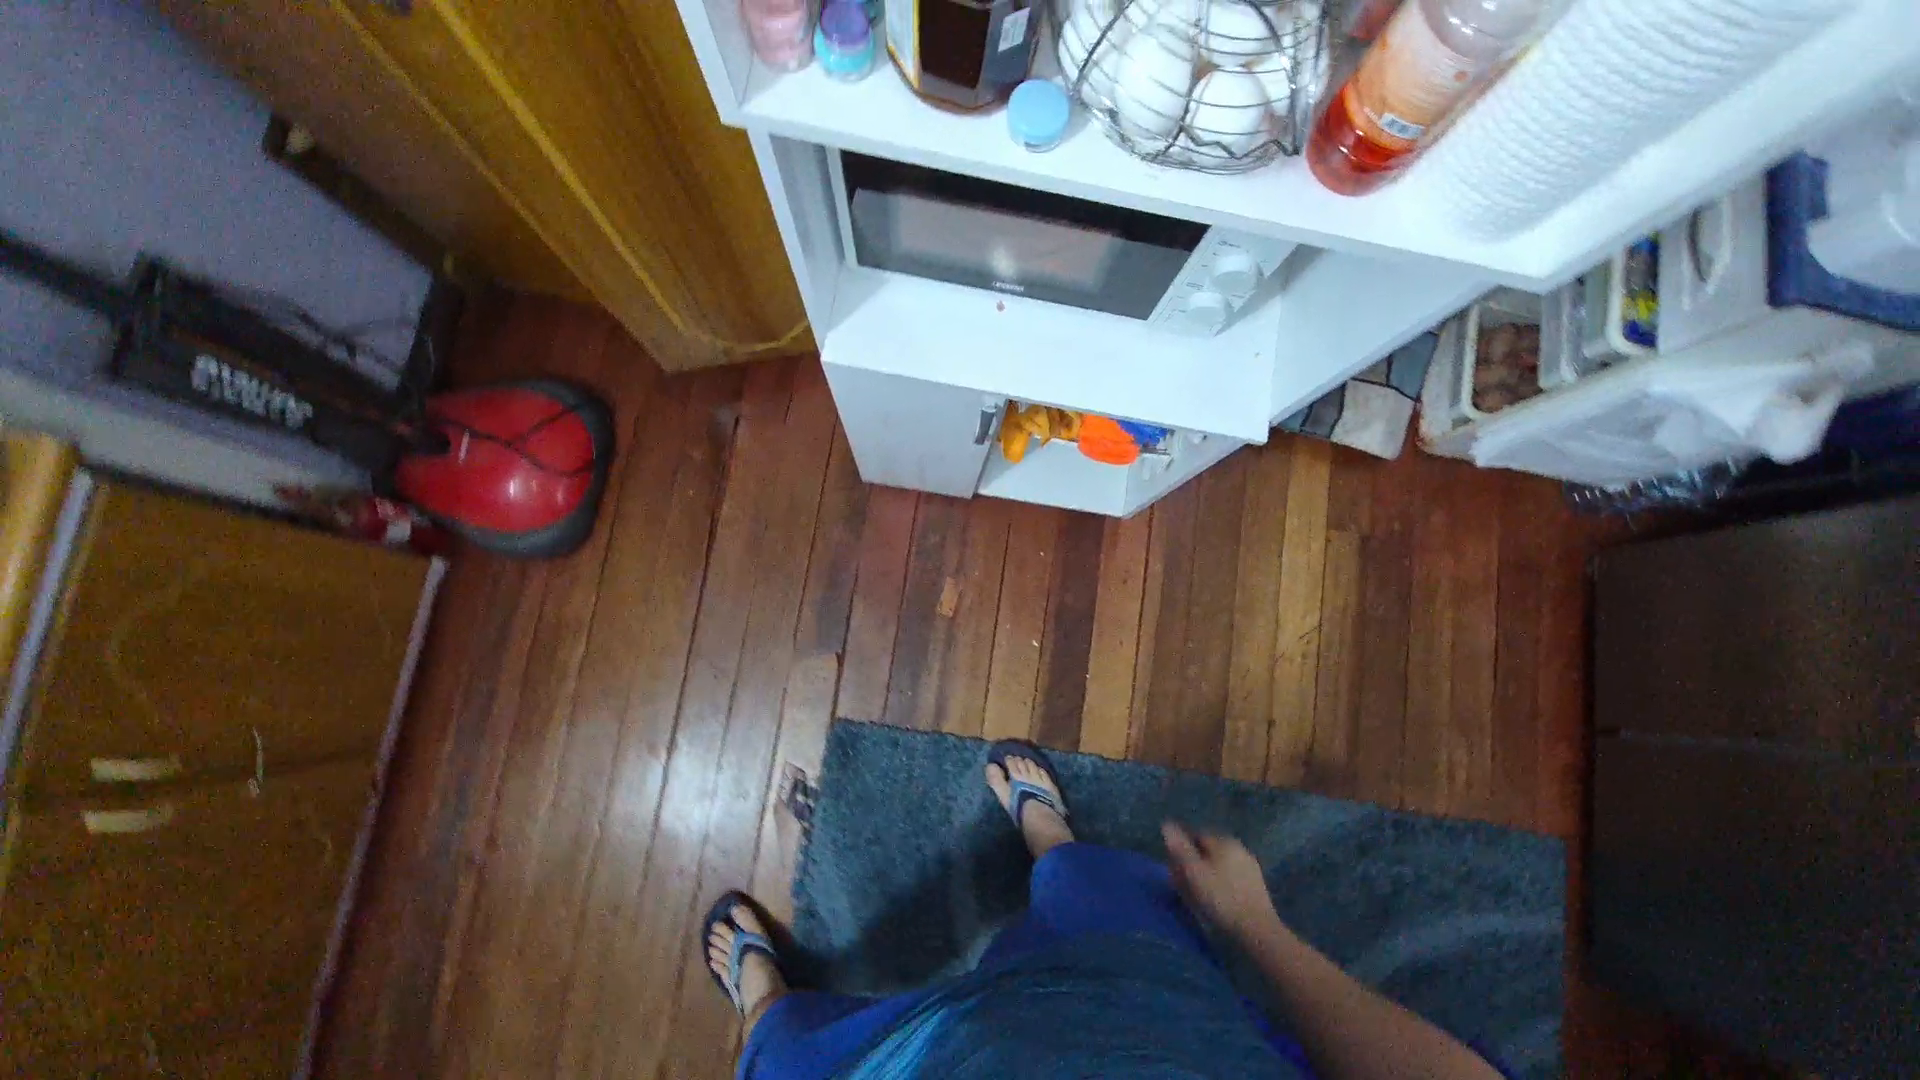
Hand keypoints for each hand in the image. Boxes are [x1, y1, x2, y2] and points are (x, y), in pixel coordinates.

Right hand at [1162, 822, 1284, 943]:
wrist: (1256, 931)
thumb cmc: (1221, 898)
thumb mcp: (1193, 872)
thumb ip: (1179, 847)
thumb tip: (1166, 823)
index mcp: (1224, 841)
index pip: (1196, 836)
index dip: (1181, 850)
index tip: (1173, 869)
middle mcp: (1239, 848)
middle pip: (1208, 851)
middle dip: (1193, 863)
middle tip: (1181, 883)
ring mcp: (1249, 867)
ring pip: (1219, 866)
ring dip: (1205, 875)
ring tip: (1194, 895)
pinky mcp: (1255, 886)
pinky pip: (1229, 879)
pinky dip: (1218, 885)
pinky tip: (1214, 901)